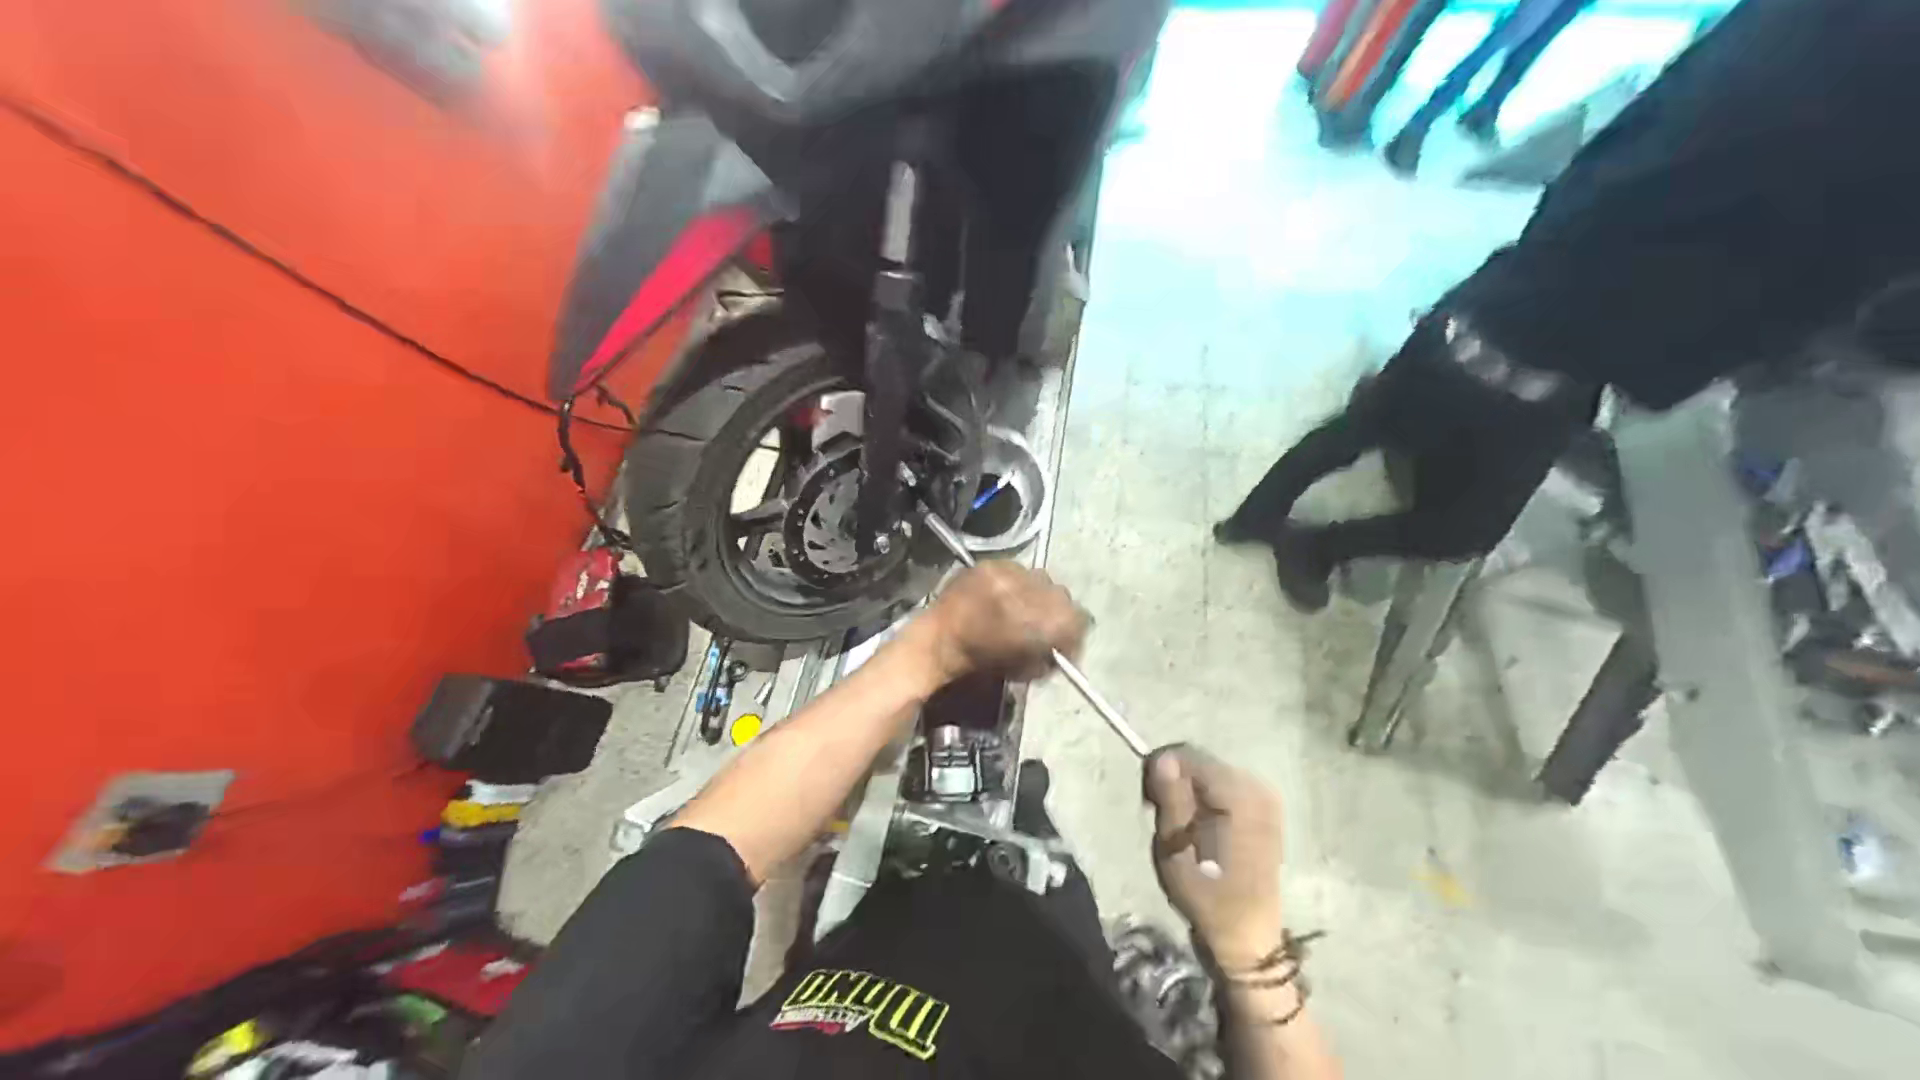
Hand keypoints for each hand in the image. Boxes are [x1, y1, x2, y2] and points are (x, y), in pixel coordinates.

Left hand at [903, 562, 1087, 685]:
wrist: (936, 641)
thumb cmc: (979, 663)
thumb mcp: (1024, 669)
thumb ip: (1050, 655)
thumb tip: (1067, 646)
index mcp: (1037, 621)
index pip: (1075, 618)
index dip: (1073, 632)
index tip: (1066, 641)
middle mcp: (1027, 591)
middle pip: (1061, 596)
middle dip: (1057, 612)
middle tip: (1046, 624)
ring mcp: (1007, 573)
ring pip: (1042, 579)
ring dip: (1038, 595)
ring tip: (1024, 607)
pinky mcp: (991, 563)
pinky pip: (1018, 569)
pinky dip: (1017, 583)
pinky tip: (1005, 595)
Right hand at [1144, 745, 1284, 967]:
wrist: (1249, 939)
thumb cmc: (1208, 896)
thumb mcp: (1176, 849)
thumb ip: (1170, 798)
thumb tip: (1161, 757)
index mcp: (1238, 794)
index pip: (1185, 755)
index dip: (1160, 772)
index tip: (1149, 803)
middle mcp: (1257, 786)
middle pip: (1199, 762)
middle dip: (1175, 781)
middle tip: (1162, 817)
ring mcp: (1265, 798)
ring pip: (1209, 774)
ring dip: (1188, 792)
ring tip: (1181, 827)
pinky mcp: (1266, 810)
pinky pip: (1224, 788)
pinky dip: (1206, 801)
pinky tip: (1201, 829)